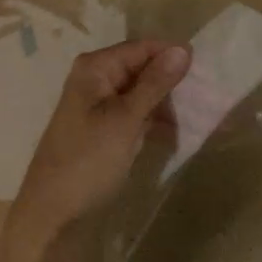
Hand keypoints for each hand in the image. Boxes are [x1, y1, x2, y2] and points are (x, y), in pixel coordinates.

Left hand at [10, 40, 191, 236]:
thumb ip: (154, 84)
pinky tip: (176, 135)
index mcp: (95, 67)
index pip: (142, 48)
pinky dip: (154, 122)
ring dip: (166, 105)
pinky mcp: (104, 129)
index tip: (208, 70)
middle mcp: (96, 78)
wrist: (53, 213)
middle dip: (172, 83)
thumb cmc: (88, 160)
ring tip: (199, 118)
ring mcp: (99, 105)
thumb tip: (183, 49)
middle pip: (142, 69)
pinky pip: (135, 115)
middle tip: (208, 98)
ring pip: (141, 94)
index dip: (172, 56)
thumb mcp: (125, 119)